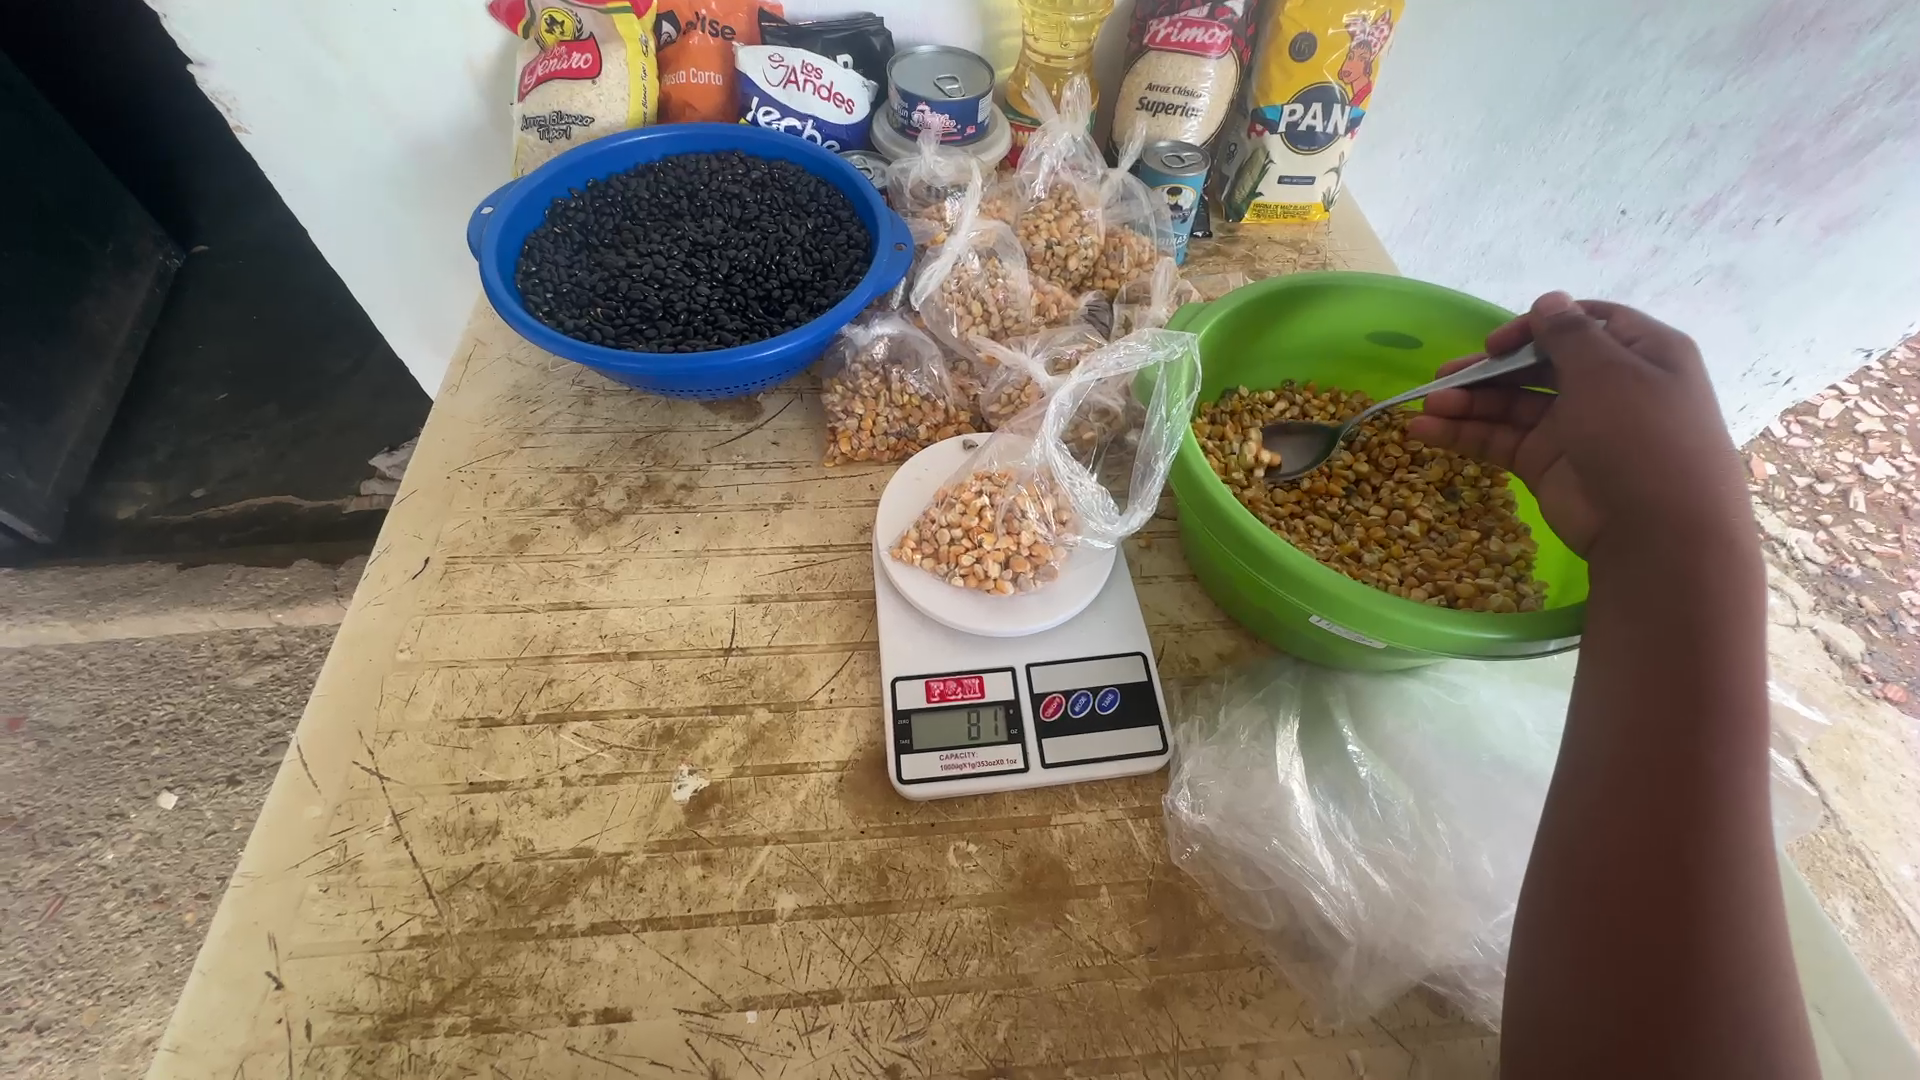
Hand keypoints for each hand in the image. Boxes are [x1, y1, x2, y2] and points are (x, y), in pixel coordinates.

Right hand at [1405, 292, 1751, 562]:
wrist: (1656, 528)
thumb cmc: (1640, 437)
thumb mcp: (1608, 374)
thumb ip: (1569, 335)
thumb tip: (1547, 300)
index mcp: (1637, 354)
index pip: (1581, 325)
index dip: (1535, 327)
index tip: (1495, 343)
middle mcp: (1604, 386)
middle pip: (1534, 366)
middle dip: (1487, 370)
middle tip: (1441, 378)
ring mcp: (1571, 426)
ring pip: (1508, 404)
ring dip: (1466, 403)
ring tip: (1426, 408)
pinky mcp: (1543, 461)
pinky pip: (1496, 439)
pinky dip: (1461, 434)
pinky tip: (1424, 432)